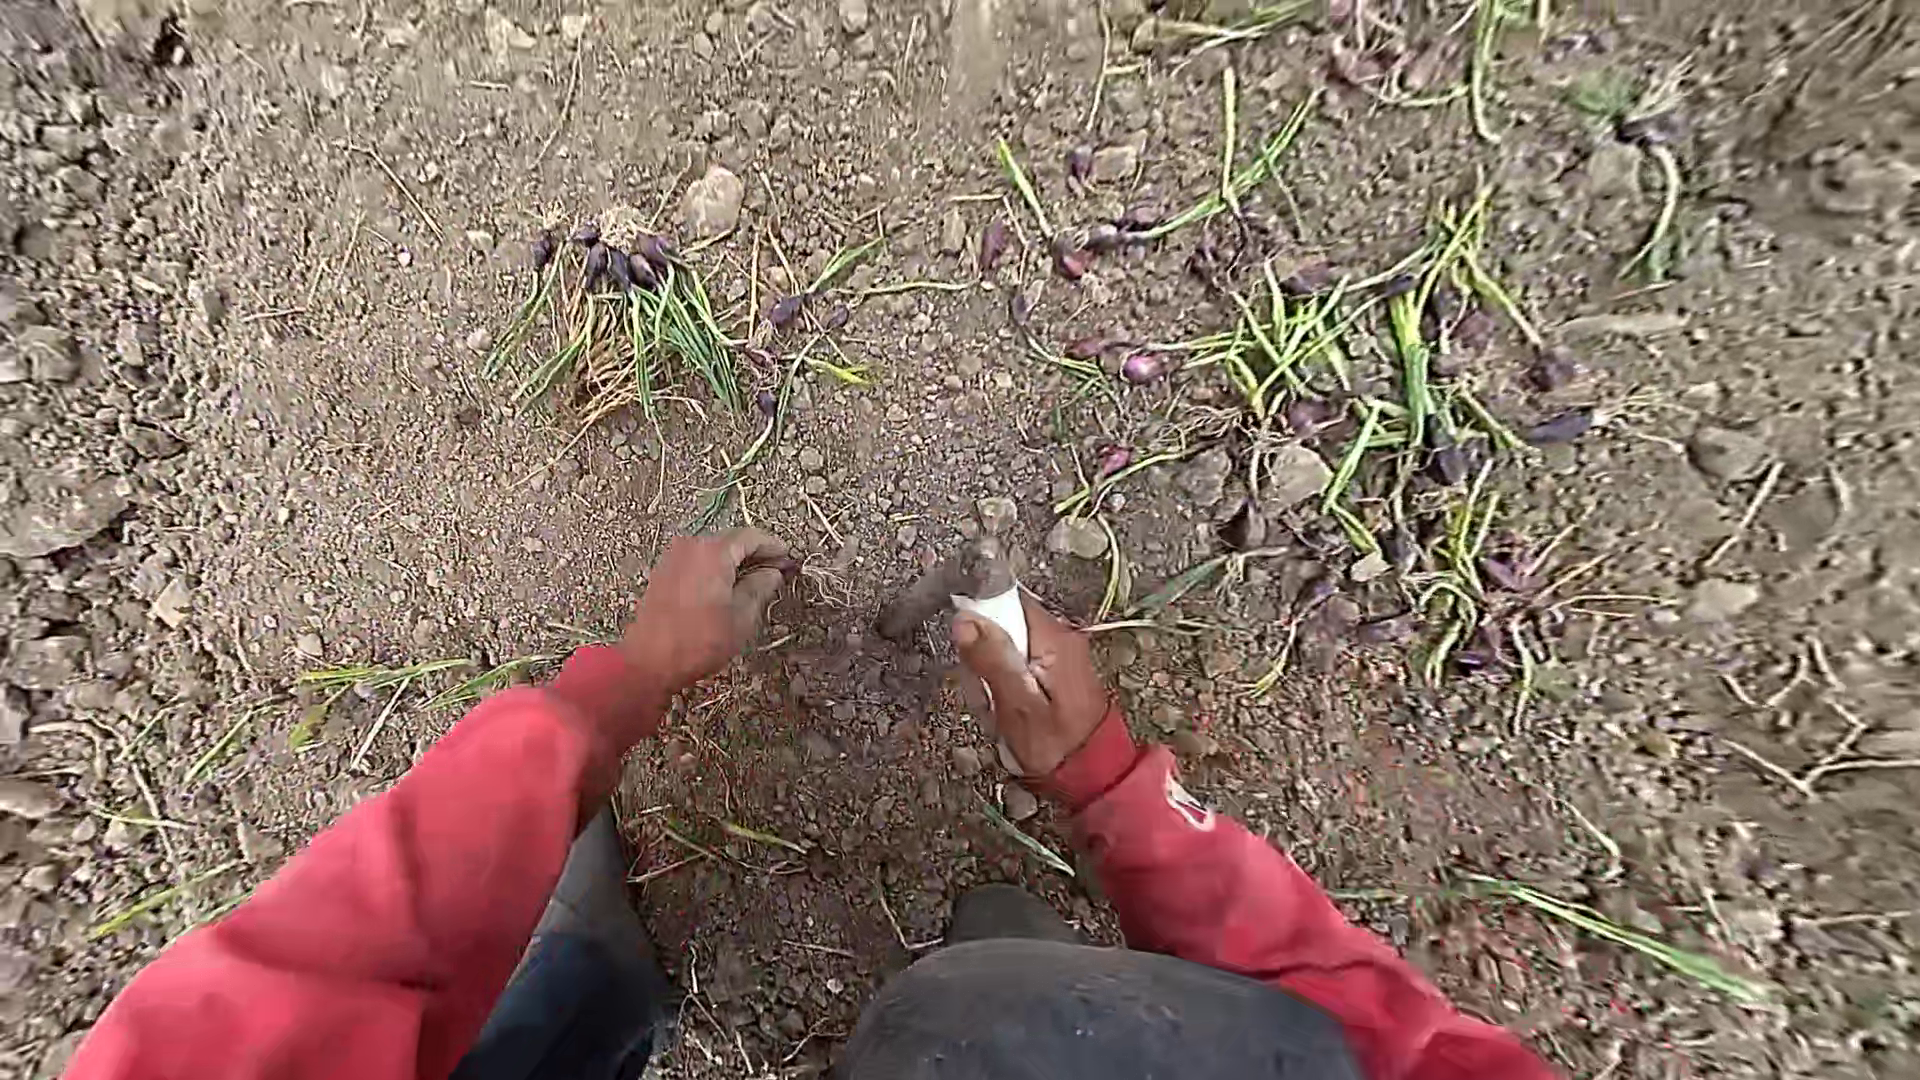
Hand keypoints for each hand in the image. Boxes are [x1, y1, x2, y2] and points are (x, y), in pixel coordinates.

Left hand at [621, 529, 790, 695]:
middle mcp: (690, 546)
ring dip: (736, 560)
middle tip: (777, 569)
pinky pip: (698, 560)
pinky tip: (729, 585)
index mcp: (713, 552)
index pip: (751, 537)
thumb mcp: (742, 615)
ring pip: (714, 550)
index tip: (788, 557)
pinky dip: (717, 567)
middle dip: (756, 553)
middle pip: (731, 540)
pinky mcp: (663, 572)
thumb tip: (772, 573)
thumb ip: (760, 586)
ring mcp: (673, 558)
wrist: (648, 663)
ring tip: (756, 579)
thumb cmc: (700, 641)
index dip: (773, 546)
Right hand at [952, 594, 1107, 776]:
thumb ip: (992, 659)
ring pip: (1008, 642)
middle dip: (985, 649)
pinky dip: (1006, 679)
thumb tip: (964, 620)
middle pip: (1005, 620)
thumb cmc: (1056, 745)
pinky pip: (1019, 660)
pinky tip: (1006, 705)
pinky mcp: (1057, 668)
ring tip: (996, 702)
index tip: (968, 644)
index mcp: (1053, 637)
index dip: (981, 614)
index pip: (1008, 598)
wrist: (1095, 777)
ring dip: (993, 668)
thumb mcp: (1018, 705)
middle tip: (985, 688)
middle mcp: (1061, 635)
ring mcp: (1060, 651)